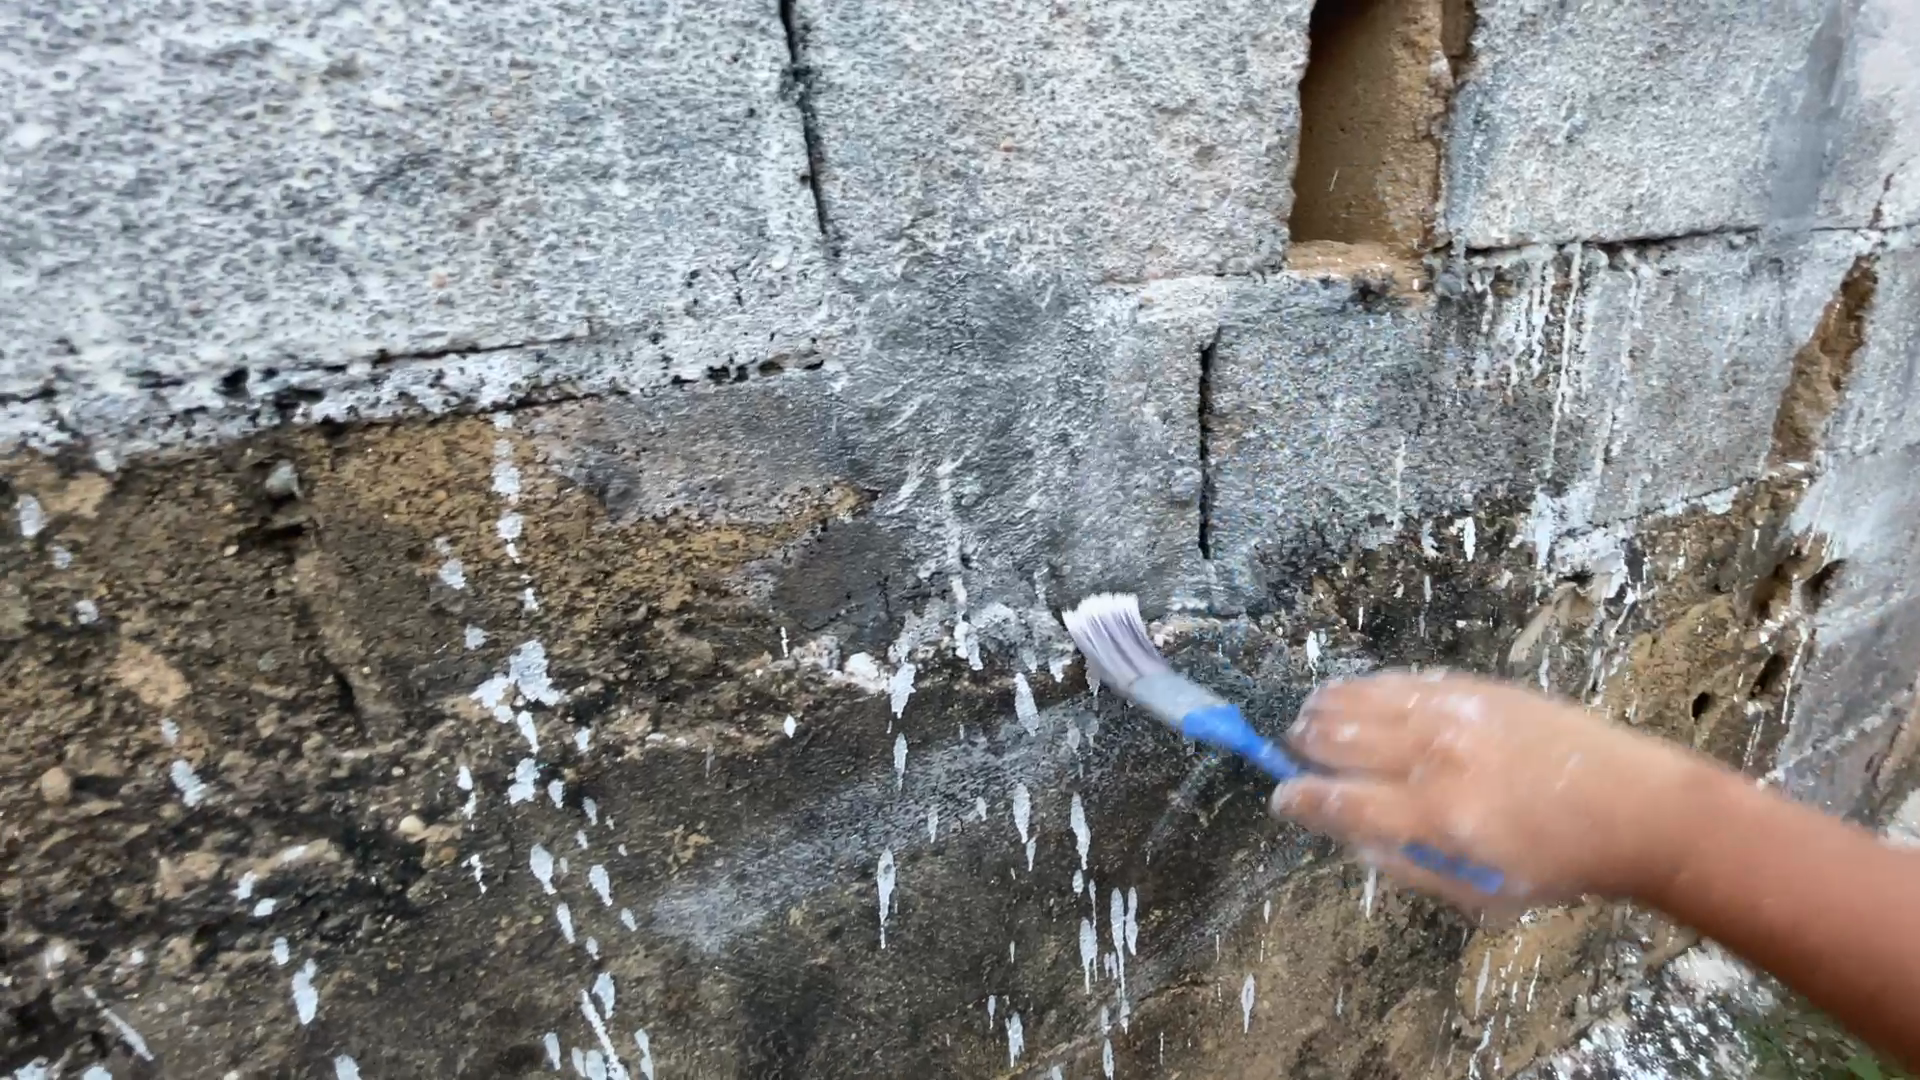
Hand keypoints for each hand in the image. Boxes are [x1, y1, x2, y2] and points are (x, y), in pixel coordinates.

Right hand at [1269, 670, 1717, 909]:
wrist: (1640, 808)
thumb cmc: (1557, 862)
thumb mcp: (1478, 892)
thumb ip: (1400, 863)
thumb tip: (1339, 829)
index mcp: (1438, 816)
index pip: (1334, 801)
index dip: (1294, 799)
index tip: (1282, 799)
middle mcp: (1433, 756)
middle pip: (1327, 738)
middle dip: (1299, 750)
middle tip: (1302, 760)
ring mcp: (1446, 711)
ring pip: (1345, 698)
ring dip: (1318, 715)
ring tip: (1316, 726)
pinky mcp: (1462, 684)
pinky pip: (1383, 679)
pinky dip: (1354, 692)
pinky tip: (1353, 704)